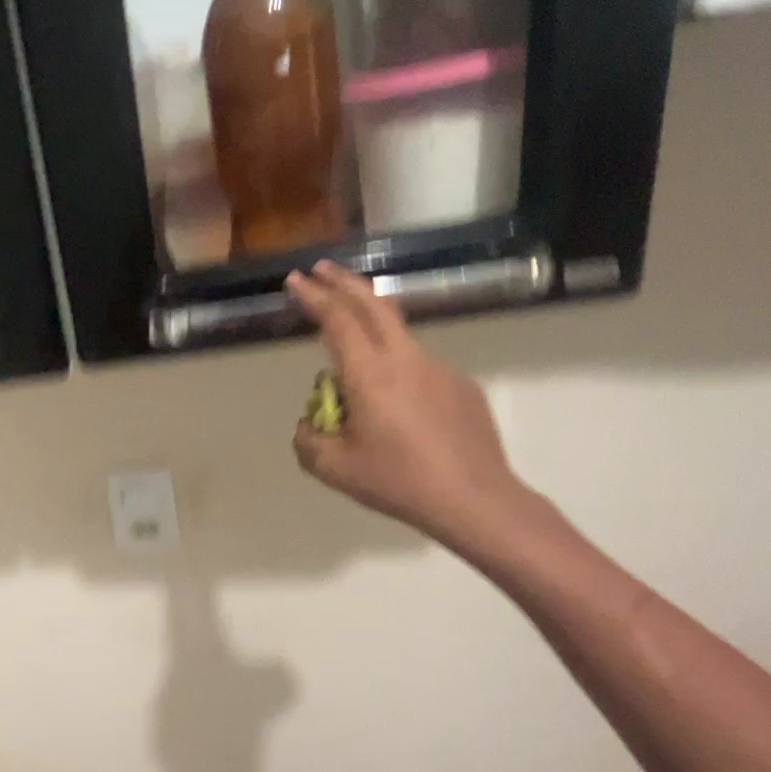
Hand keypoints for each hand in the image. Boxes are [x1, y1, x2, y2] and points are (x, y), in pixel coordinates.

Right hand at [286, 261, 530, 540]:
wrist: (475, 500)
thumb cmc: (398, 481)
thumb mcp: (333, 468)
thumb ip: (308, 438)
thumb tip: (311, 422)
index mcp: (370, 375)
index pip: (337, 321)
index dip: (314, 297)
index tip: (296, 280)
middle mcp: (405, 360)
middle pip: (374, 305)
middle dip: (344, 283)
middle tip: (321, 271)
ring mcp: (439, 370)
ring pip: (396, 337)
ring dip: (369, 330)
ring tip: (347, 363)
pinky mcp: (460, 388)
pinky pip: (418, 370)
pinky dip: (396, 373)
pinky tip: (395, 413)